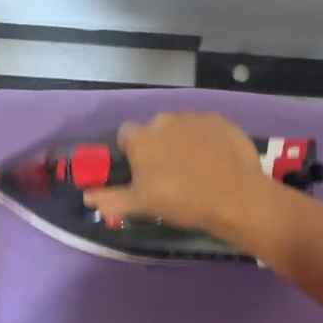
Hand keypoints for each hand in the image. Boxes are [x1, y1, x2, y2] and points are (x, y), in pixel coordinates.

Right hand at [82, 113, 281, 239]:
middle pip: (155, 131)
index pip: (126, 136)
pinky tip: (217, 162)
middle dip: (159, 147)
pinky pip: (207, 128)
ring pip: (181, 128)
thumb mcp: (141, 205)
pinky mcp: (222, 121)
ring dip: (183, 143)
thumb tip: (86, 195)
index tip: (141, 173)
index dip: (132, 153)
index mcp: (141, 138)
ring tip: (197, 170)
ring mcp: (195, 117)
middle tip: (170, 175)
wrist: (235, 198)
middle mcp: (165, 120)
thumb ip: (110, 198)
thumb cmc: (182, 202)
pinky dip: (208, 141)